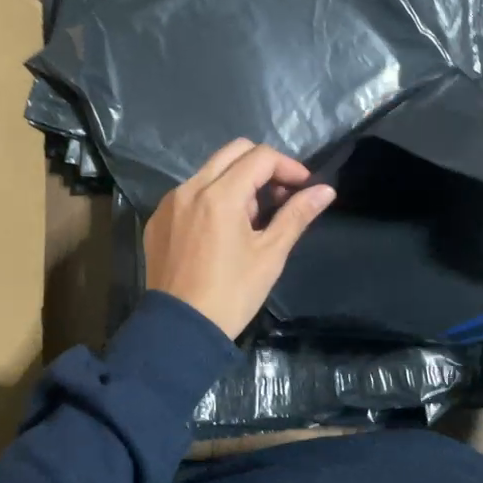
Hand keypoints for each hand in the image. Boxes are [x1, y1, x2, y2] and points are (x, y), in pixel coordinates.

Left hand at [144, 139, 337, 338]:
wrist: (180, 329)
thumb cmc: (232, 294)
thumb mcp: (270, 255)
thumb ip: (296, 215)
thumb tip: (325, 191)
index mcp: (220, 195)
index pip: (260, 157)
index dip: (288, 167)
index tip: (303, 188)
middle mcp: (190, 189)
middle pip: (233, 152)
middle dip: (262, 167)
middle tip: (278, 197)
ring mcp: (169, 203)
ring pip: (209, 171)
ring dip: (236, 182)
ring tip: (251, 221)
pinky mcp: (157, 220)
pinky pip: (189, 194)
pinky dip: (211, 199)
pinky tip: (221, 232)